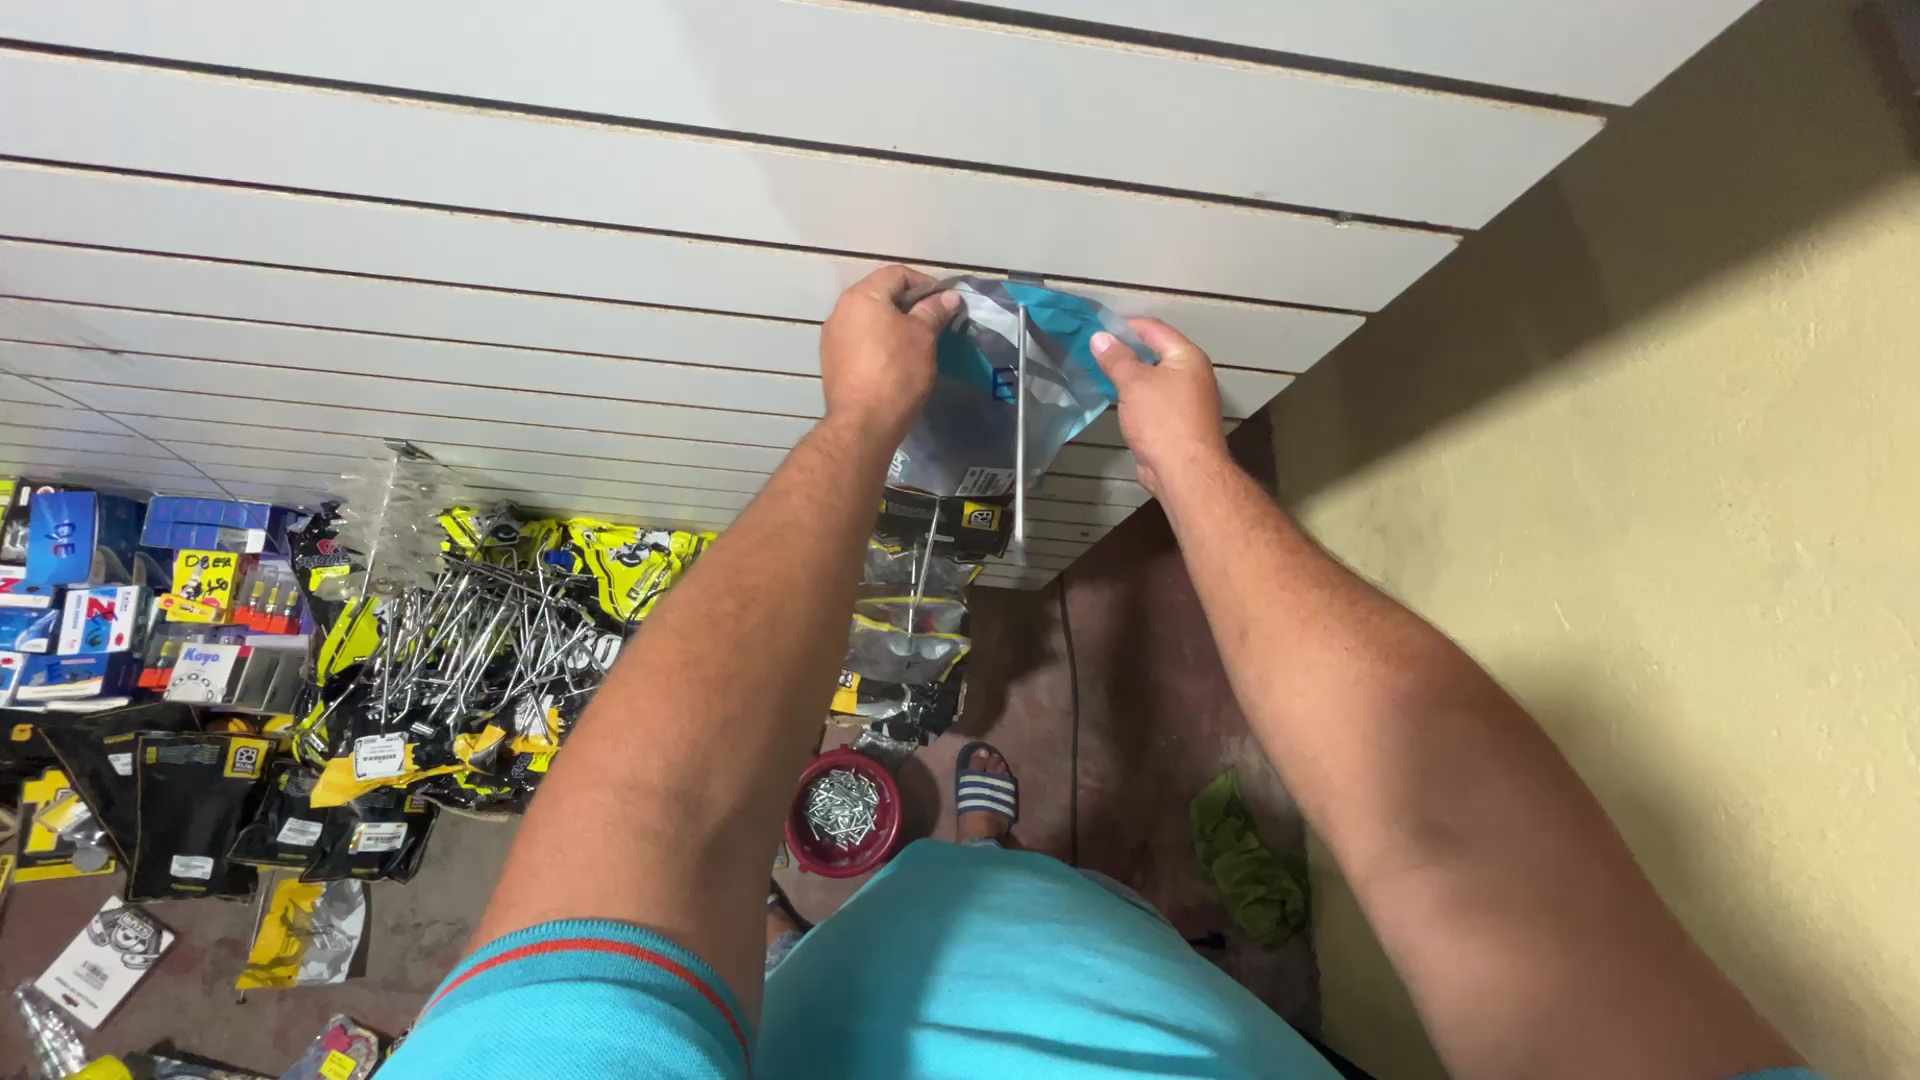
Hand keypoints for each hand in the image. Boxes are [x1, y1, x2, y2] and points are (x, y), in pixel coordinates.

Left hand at [818, 265, 960, 444]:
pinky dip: (879, 342)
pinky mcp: (833, 361)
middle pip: (880, 295)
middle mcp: (840, 310)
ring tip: (916, 341)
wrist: (863, 423)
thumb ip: (934, 311)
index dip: (925, 283)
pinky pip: (860, 341)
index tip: (945, 301)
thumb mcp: (923, 337)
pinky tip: (895, 359)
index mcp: (861, 296)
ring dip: (893, 324)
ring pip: (869, 319)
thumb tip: (949, 297)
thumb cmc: (897, 372)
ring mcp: (833, 337)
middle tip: (933, 320)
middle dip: (909, 304)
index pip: (896, 274)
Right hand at [1091, 319, 1228, 497]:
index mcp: (1187, 357)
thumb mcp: (1134, 384)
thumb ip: (1116, 358)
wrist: (1184, 471)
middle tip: (1096, 350)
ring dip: (1129, 375)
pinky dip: (1135, 396)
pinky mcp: (1176, 422)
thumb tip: (1099, 337)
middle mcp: (1191, 374)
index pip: (1154, 329)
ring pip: (1153, 378)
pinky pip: (1152, 400)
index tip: (1098, 328)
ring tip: (1100, 372)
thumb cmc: (1162, 420)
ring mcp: (1186, 400)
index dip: (1126, 325)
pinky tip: (1117, 400)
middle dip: (1126, 350)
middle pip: (1155, 353)